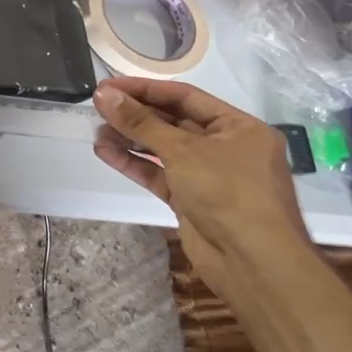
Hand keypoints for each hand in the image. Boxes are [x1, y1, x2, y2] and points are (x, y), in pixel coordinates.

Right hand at [92, 77, 313, 292]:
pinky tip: (105, 152)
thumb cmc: (229, 193)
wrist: (254, 264)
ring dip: (130, 139)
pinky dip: (134, 163)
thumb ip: (140, 122)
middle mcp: (226, 148)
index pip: (185, 97)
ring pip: (163, 149)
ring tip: (97, 132)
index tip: (107, 86)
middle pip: (173, 122)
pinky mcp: (192, 199)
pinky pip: (159, 174)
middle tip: (97, 108)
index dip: (144, 89)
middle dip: (135, 115)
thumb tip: (103, 94)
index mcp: (239, 128)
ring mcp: (209, 176)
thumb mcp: (182, 150)